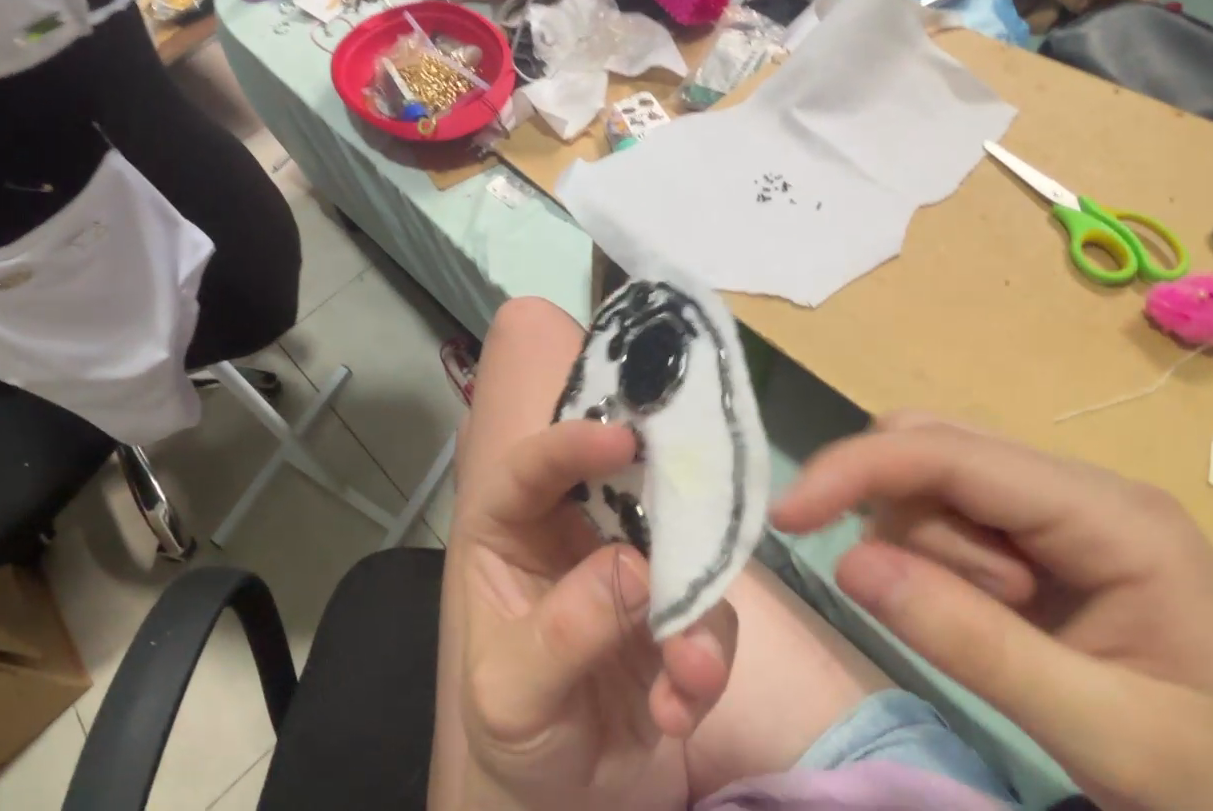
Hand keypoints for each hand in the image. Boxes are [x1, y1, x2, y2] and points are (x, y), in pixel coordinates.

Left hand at [438, 300, 738, 810]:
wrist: (562, 809)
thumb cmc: (510, 738)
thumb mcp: (513, 693)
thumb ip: (565, 631)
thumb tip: (634, 569)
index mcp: (507, 536)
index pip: (529, 471)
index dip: (568, 444)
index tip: (621, 439)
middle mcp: (569, 541)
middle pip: (618, 490)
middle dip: (660, 502)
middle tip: (698, 508)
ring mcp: (626, 578)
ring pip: (676, 556)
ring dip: (691, 615)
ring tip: (689, 676)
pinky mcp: (672, 624)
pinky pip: (705, 622)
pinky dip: (701, 666)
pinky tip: (677, 713)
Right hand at [770, 413, 1212, 810]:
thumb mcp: (1106, 732)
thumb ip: (973, 645)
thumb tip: (846, 562)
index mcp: (1111, 516)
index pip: (948, 455)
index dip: (855, 470)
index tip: (782, 517)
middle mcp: (1080, 493)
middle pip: (932, 451)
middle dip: (894, 515)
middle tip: (922, 601)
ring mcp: (1063, 518)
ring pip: (931, 489)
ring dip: (925, 555)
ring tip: (1004, 636)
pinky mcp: (1045, 548)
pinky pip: (950, 526)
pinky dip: (935, 567)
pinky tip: (996, 620)